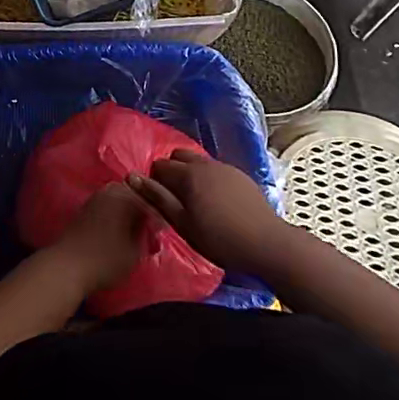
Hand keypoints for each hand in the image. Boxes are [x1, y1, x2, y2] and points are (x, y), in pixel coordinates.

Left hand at [46, 183, 153, 292]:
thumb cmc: (106, 260)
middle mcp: (111, 191)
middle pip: (135, 198)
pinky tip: (117, 234)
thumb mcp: (135, 252)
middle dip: (143, 214)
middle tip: (148, 234)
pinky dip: (115, 218)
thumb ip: (146, 236)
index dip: (158, 220)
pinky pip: (107, 208)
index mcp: (126, 196)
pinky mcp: (84, 209)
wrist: (66, 266)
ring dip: (128, 215)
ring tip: (132, 236)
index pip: (151, 203)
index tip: (160, 236)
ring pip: (120, 202)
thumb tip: (151, 229)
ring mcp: (95, 198)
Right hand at [128, 151, 291, 275]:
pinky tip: (214, 201)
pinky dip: (208, 178)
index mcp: (188, 174)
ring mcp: (226, 168)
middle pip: (179, 156)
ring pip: (199, 161)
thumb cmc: (219, 239)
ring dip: (190, 173)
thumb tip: (132, 177)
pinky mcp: (241, 176)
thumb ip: (158, 198)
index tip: (158, 200)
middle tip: (173, 198)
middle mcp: (206, 164)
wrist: (266, 243)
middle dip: (171, 170)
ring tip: (193, 201)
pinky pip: (215, 169)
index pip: (160, 165)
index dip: (154, 180)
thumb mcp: (182, 223)